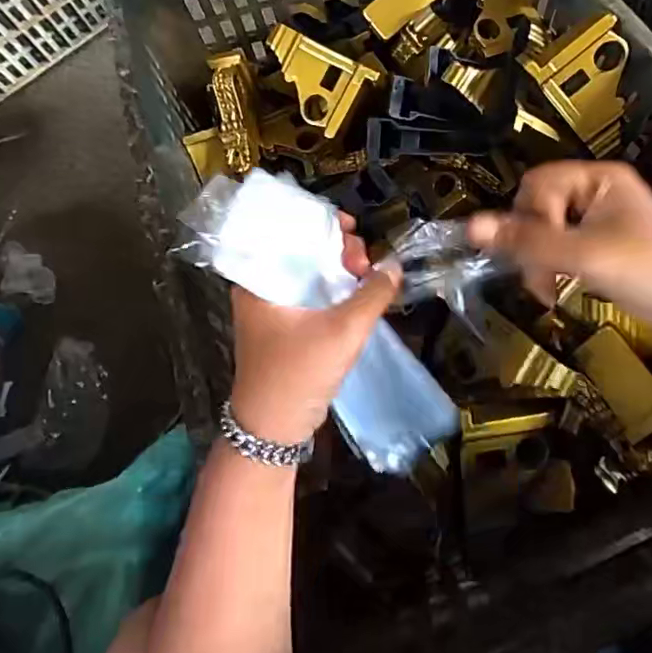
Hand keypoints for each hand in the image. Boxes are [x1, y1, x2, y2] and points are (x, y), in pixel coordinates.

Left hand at [228, 212, 401, 444]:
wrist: (272, 431)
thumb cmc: (298, 374)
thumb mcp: (343, 332)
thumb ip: (372, 295)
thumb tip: (394, 266)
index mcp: (257, 277)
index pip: (285, 228)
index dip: (320, 221)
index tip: (351, 228)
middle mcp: (257, 285)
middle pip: (299, 247)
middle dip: (334, 246)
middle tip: (362, 262)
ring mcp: (268, 306)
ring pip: (306, 270)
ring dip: (336, 268)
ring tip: (364, 274)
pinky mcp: (281, 325)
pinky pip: (307, 291)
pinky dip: (330, 287)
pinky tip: (354, 290)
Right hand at [466, 160, 651, 334]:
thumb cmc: (650, 269)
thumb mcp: (583, 255)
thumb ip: (527, 242)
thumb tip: (470, 227)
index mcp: (596, 179)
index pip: (538, 186)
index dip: (532, 219)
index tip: (542, 252)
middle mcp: (593, 192)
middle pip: (535, 209)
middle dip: (532, 245)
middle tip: (541, 278)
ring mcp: (595, 220)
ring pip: (541, 232)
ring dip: (538, 262)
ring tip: (548, 290)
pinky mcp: (596, 246)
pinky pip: (555, 249)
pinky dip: (550, 269)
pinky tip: (555, 289)